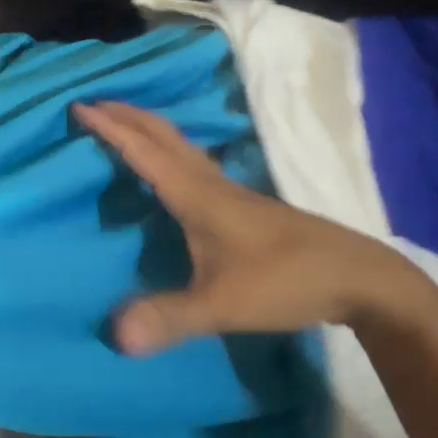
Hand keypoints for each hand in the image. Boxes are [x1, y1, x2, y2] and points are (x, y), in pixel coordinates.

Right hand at [73, 101, 423, 353]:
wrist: (359, 278)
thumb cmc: (285, 280)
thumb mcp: (223, 304)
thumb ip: (169, 316)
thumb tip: (115, 335)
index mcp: (196, 194)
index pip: (143, 151)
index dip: (110, 129)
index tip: (78, 106)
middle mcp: (210, 182)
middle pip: (162, 134)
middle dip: (126, 114)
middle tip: (93, 102)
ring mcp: (230, 191)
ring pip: (180, 144)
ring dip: (147, 127)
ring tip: (122, 124)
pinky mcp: (244, 205)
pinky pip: (192, 161)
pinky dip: (167, 149)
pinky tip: (169, 168)